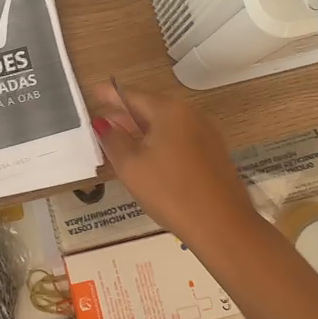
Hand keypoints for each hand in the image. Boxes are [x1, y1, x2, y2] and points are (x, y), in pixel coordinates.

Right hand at [89, 83, 260, 244]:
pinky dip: (160, 142)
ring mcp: (206, 134)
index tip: (95, 93)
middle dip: (126, 115)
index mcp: (169, 112)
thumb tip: (103, 123)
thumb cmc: (170, 192)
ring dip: (143, 131)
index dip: (111, 95)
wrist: (222, 226)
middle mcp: (191, 115)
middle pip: (152, 109)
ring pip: (167, 126)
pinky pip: (180, 139)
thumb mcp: (131, 166)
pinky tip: (150, 159)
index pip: (133, 96)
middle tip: (103, 123)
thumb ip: (113, 140)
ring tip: (121, 142)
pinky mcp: (214, 154)